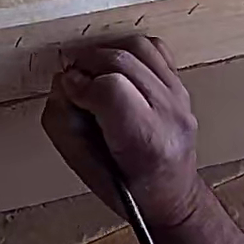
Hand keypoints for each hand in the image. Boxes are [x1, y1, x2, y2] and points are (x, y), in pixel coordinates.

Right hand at [41, 36, 205, 231]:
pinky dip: (130, 51)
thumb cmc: (126, 189)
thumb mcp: (82, 166)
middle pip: (123, 61)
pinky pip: (154, 48)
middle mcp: (169, 115)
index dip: (81, 83)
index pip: (111, 88)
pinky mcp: (181, 86)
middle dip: (88, 64)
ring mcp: (179, 97)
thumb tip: (62, 82)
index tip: (69, 89)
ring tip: (92, 71)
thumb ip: (62, 122)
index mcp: (145, 142)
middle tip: (74, 80)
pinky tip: (117, 68)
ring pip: (139, 47)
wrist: (171, 195)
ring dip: (107, 52)